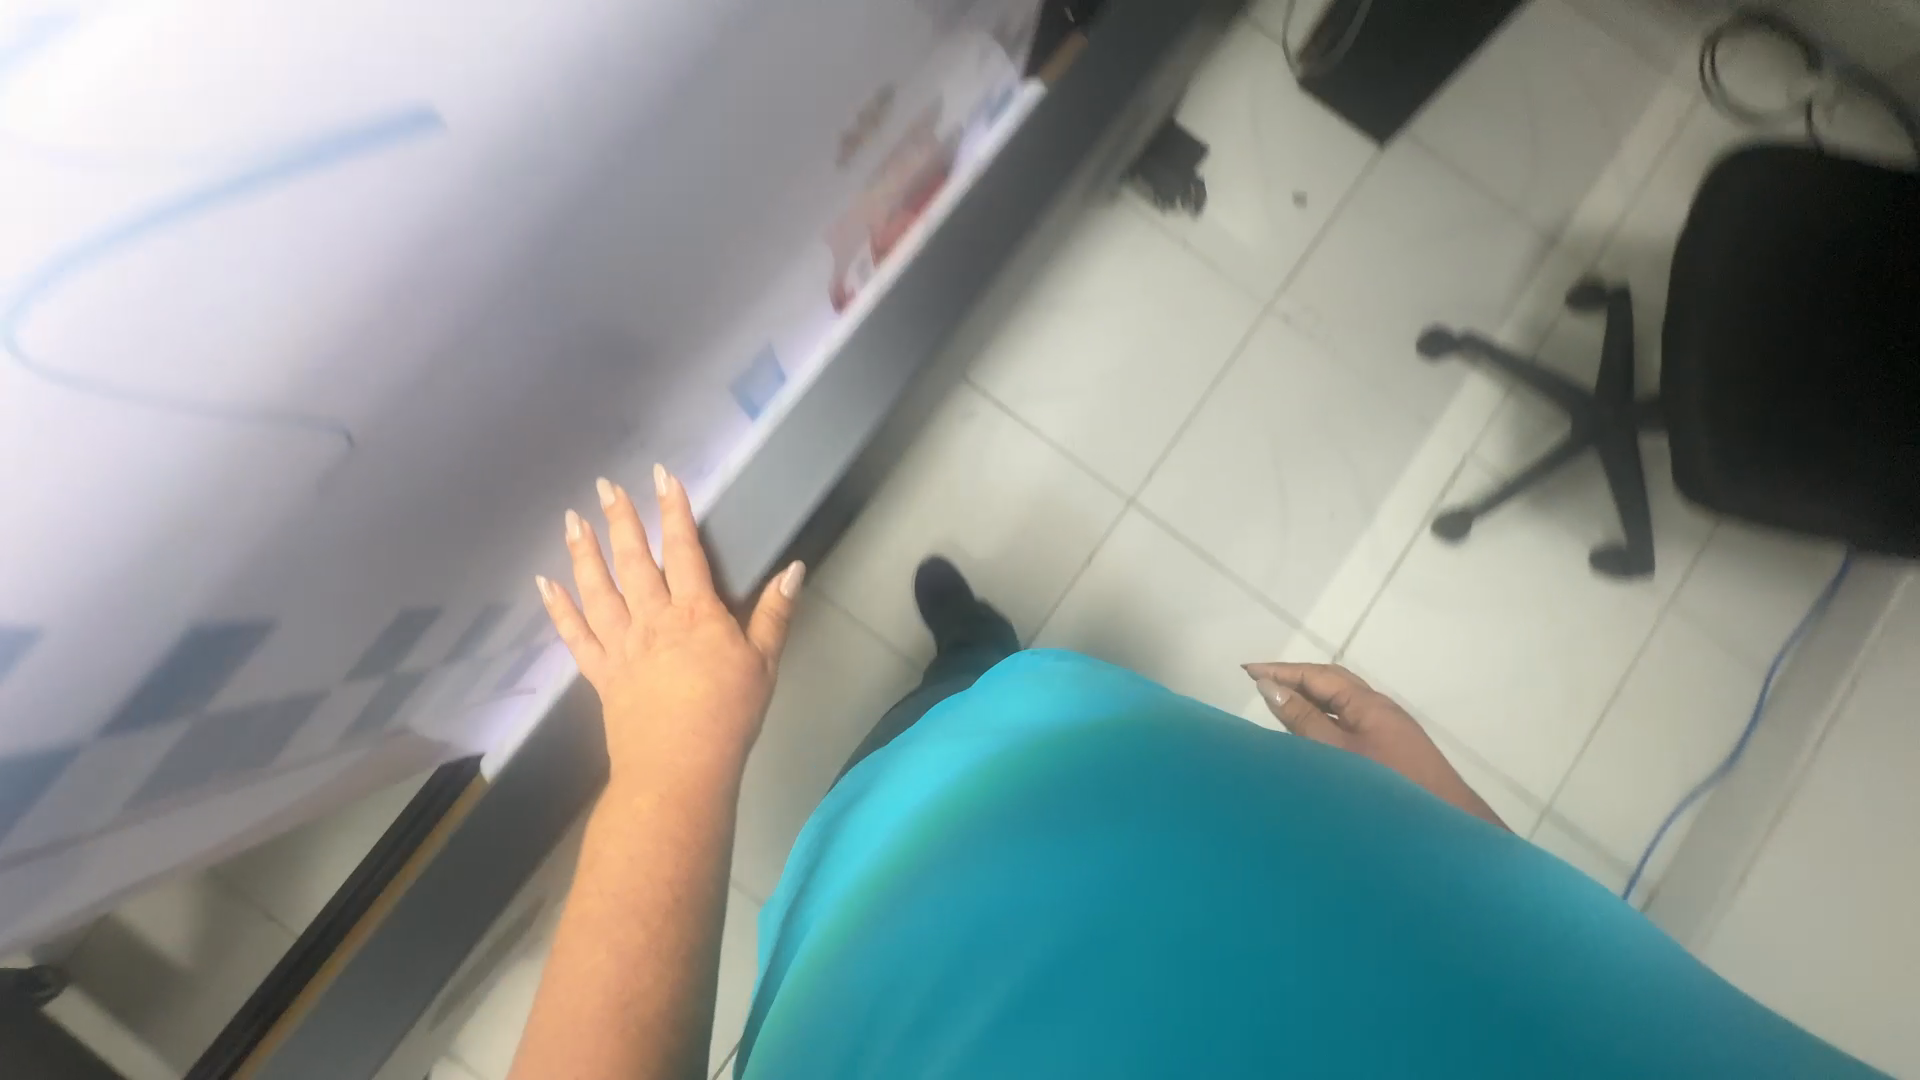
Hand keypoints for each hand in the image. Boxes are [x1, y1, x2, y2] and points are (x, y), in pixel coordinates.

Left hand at [537, 464, 803, 781]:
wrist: (679, 769)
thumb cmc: (729, 715)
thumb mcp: (765, 662)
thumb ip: (776, 613)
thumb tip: (793, 568)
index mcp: (695, 613)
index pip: (684, 550)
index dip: (675, 511)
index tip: (663, 476)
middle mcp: (652, 619)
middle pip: (634, 561)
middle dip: (621, 520)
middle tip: (604, 486)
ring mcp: (621, 645)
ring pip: (598, 589)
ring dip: (584, 552)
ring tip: (572, 520)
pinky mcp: (601, 673)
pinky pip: (575, 634)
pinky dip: (559, 608)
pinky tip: (545, 584)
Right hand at [1244, 662, 1507, 830]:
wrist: (1450, 833)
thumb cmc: (1390, 789)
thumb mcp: (1336, 753)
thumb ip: (1302, 719)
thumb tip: (1269, 685)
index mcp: (1369, 704)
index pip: (1318, 676)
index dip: (1281, 671)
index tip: (1246, 670)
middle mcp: (1380, 711)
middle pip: (1332, 683)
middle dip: (1295, 677)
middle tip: (1259, 680)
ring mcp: (1389, 731)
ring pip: (1341, 704)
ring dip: (1309, 697)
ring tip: (1277, 701)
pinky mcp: (1392, 752)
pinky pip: (1348, 721)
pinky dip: (1323, 717)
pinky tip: (1310, 733)